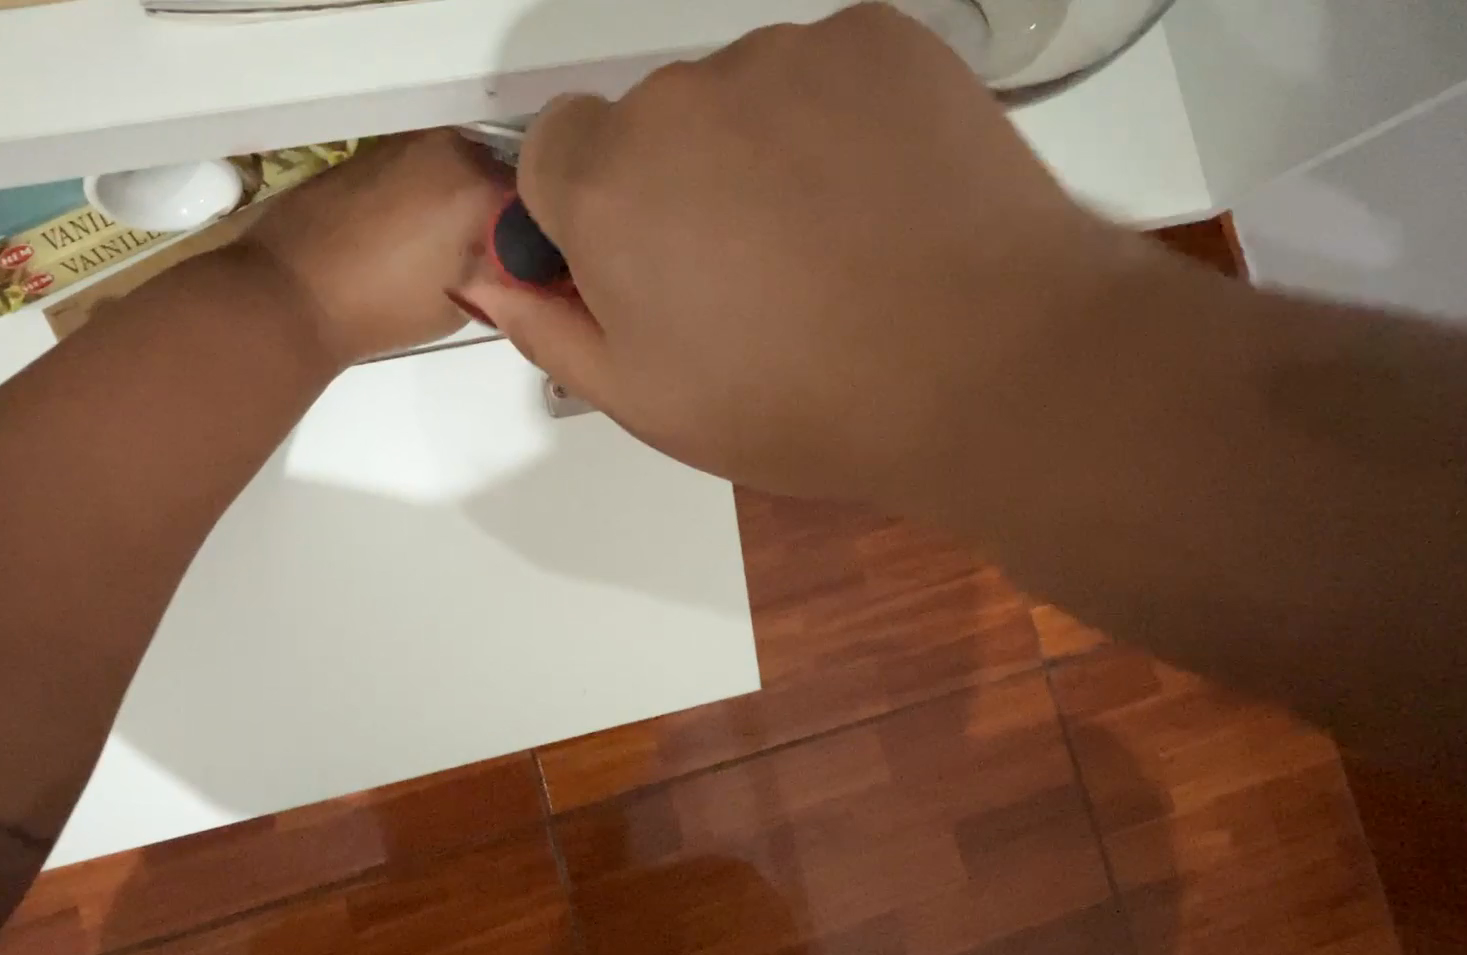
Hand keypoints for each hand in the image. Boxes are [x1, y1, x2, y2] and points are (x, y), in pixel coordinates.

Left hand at [241, 129, 512, 366]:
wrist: (293, 294)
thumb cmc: (386, 307)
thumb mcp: (469, 298)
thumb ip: (504, 267)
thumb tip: (517, 257)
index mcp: (481, 186)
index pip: (539, 206)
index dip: (541, 239)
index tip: (532, 268)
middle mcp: (450, 149)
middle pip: (501, 179)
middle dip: (502, 216)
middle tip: (492, 261)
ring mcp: (407, 145)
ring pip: (460, 172)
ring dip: (464, 204)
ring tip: (448, 251)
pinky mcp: (373, 153)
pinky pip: (421, 171)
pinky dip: (428, 197)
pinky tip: (412, 236)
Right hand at [459, 4, 1154, 497]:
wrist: (978, 369)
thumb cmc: (792, 402)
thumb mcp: (642, 400)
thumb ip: (547, 326)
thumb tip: (487, 275)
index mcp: (605, 185)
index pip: (549, 153)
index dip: (583, 213)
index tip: (629, 265)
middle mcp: (680, 99)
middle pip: (641, 125)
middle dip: (665, 188)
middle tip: (734, 276)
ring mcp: (786, 58)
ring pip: (731, 98)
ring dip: (747, 155)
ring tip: (813, 246)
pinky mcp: (878, 39)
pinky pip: (818, 73)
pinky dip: (826, 125)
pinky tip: (865, 203)